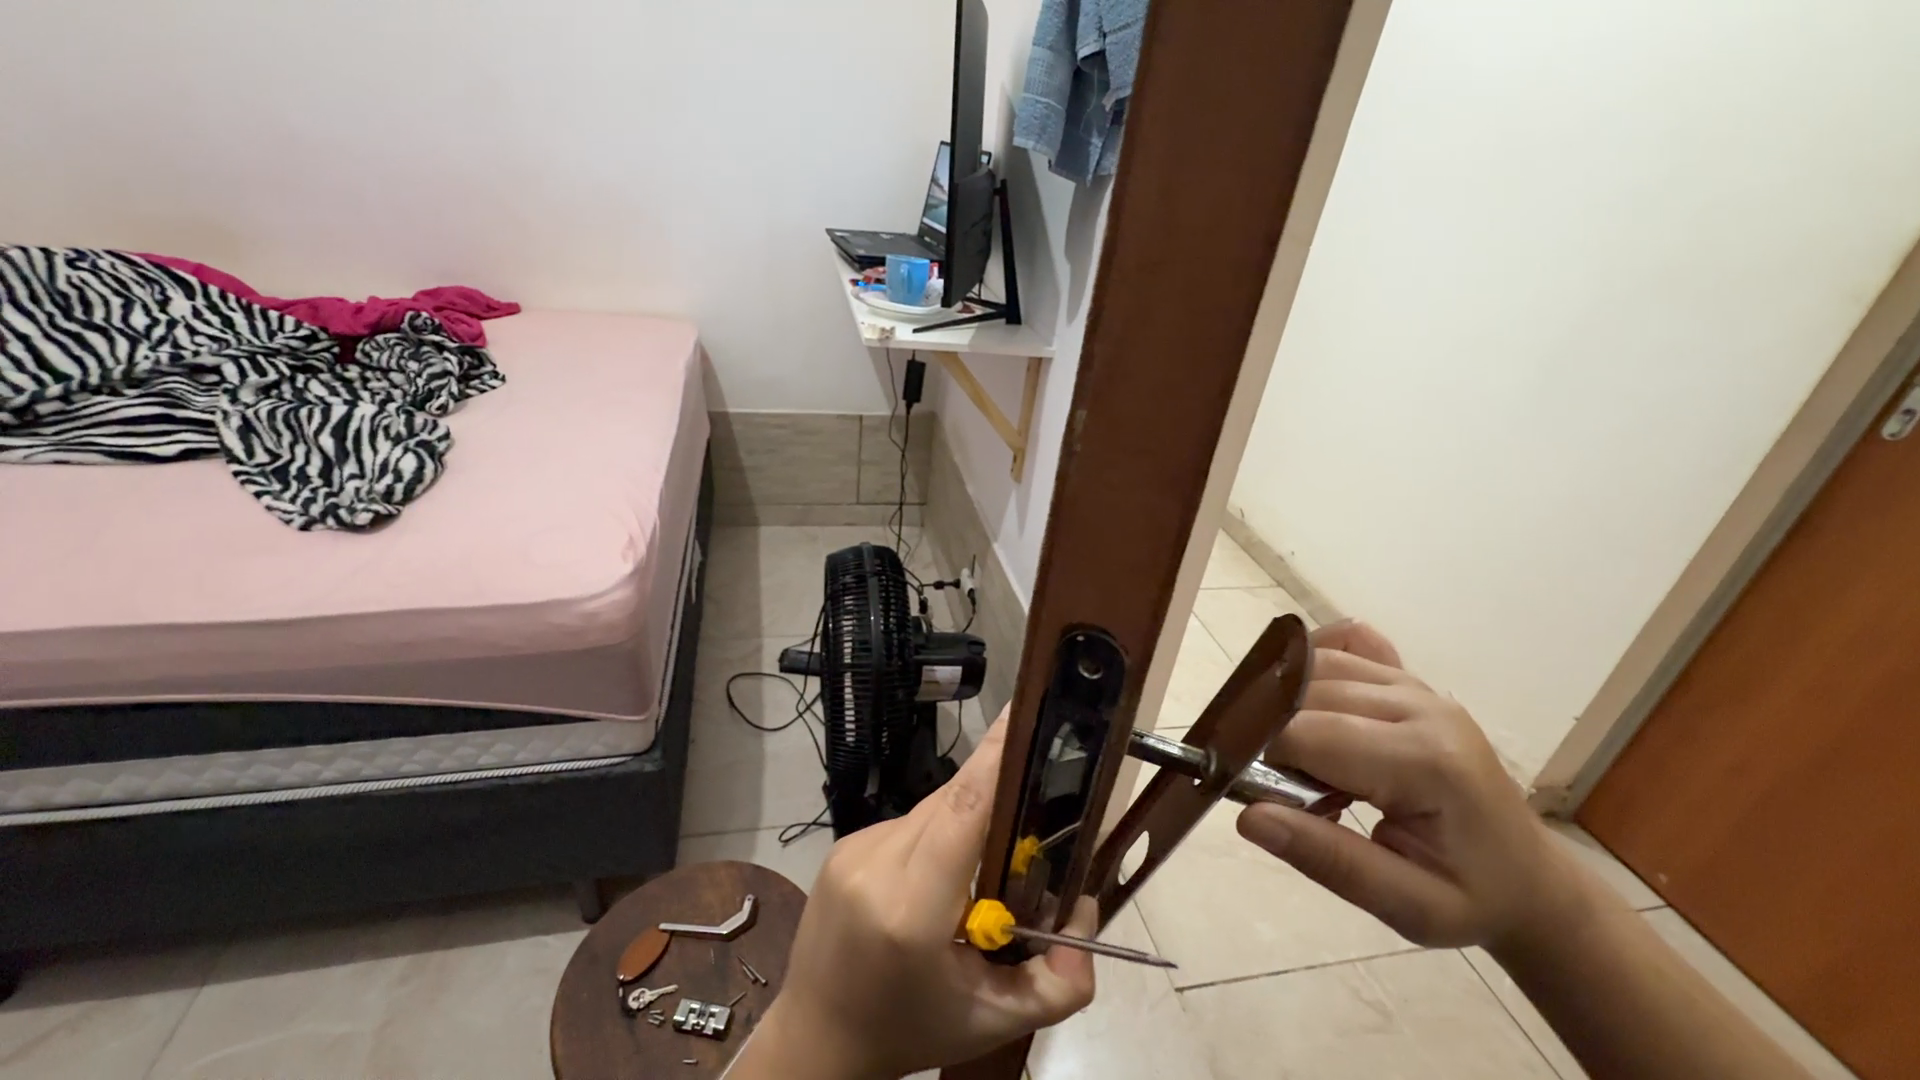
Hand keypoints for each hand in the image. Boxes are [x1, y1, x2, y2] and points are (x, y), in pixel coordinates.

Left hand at [735, 714, 1097, 1079]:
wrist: (817, 1038)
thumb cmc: (911, 1029)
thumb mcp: (994, 1021)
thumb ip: (1059, 980)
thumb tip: (1085, 906)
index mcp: (909, 910)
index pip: (962, 809)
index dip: (995, 756)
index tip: (1025, 714)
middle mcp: (874, 865)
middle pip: (954, 801)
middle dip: (999, 796)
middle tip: (1035, 814)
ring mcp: (852, 850)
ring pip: (932, 809)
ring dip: (967, 825)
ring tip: (980, 875)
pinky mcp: (842, 846)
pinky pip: (907, 823)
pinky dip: (936, 837)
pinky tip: (938, 879)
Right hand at [1236, 620, 1580, 949]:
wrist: (1532, 881)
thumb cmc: (1472, 898)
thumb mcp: (1408, 906)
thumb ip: (1329, 860)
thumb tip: (1248, 816)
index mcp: (1426, 761)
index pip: (1308, 735)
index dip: (1265, 762)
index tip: (1258, 799)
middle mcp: (1422, 706)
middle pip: (1307, 695)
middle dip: (1272, 736)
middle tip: (1281, 789)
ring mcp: (1420, 687)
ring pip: (1320, 665)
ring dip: (1287, 703)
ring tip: (1296, 759)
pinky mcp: (1413, 681)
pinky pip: (1350, 644)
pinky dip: (1316, 659)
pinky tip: (1307, 699)